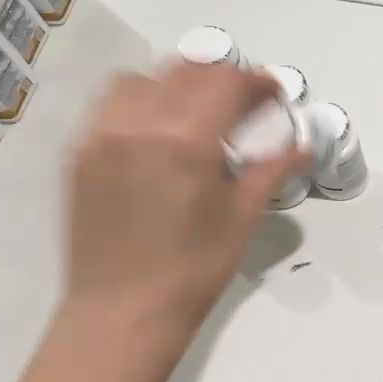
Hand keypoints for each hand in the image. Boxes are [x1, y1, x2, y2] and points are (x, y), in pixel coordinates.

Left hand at [64, 62, 306, 330]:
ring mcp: (101, 137)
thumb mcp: (244, 218)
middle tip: (247, 102)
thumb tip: (302, 148)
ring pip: (141, 79)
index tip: (275, 92)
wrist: (124, 309)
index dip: (256, 80)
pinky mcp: (79, 153)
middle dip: (222, 78)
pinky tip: (160, 129)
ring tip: (201, 109)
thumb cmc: (196, 269)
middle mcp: (138, 127)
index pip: (225, 84)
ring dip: (178, 82)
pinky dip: (141, 100)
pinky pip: (110, 104)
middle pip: (184, 73)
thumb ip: (272, 171)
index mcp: (187, 144)